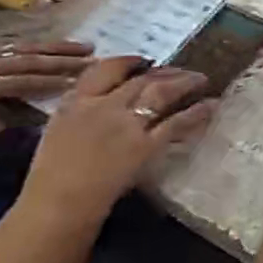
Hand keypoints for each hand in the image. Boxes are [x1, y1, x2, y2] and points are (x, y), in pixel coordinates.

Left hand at [0, 40, 96, 135]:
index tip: (79, 84)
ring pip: (28, 47)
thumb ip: (1, 120)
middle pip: (28, 60)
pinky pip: (23, 44)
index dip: (49, 82)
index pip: (19, 82)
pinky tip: (70, 45)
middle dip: (63, 60)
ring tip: (89, 48)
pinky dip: (49, 44)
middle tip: (93, 62)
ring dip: (61, 47)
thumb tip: (35, 118)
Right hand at [20, 57, 215, 216]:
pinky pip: (177, 122)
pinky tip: (210, 105)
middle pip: (141, 80)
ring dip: (185, 83)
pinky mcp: (145, 144)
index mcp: (76, 103)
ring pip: (161, 92)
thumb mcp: (59, 130)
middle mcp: (103, 107)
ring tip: (201, 79)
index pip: (105, 70)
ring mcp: (126, 124)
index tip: (144, 60)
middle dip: (166, 72)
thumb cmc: (53, 172)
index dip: (128, 61)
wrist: (58, 201)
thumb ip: (83, 110)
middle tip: (183, 72)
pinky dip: (196, 111)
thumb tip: (108, 99)